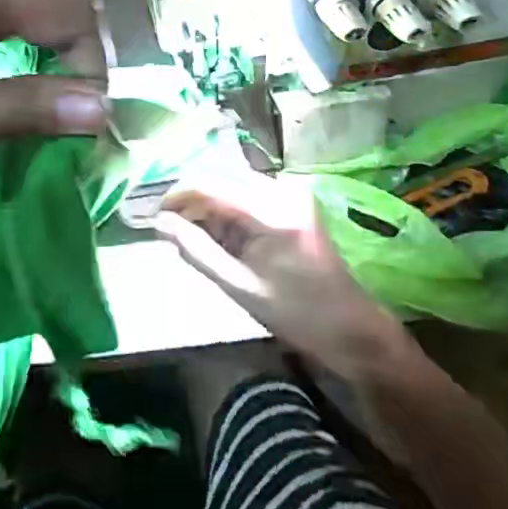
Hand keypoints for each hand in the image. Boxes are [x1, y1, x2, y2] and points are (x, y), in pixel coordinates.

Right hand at [154, 174, 428, 381]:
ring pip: (231, 185)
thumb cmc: (297, 315)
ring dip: (208, 207)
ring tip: (190, 237)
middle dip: (190, 201)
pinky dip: (227, 212)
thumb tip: (159, 224)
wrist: (354, 329)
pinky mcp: (293, 200)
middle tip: (168, 229)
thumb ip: (196, 250)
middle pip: (219, 179)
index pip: (209, 185)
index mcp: (270, 210)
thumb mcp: (239, 286)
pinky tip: (218, 238)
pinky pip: (247, 195)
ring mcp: (290, 192)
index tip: (153, 217)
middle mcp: (281, 189)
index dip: (176, 196)